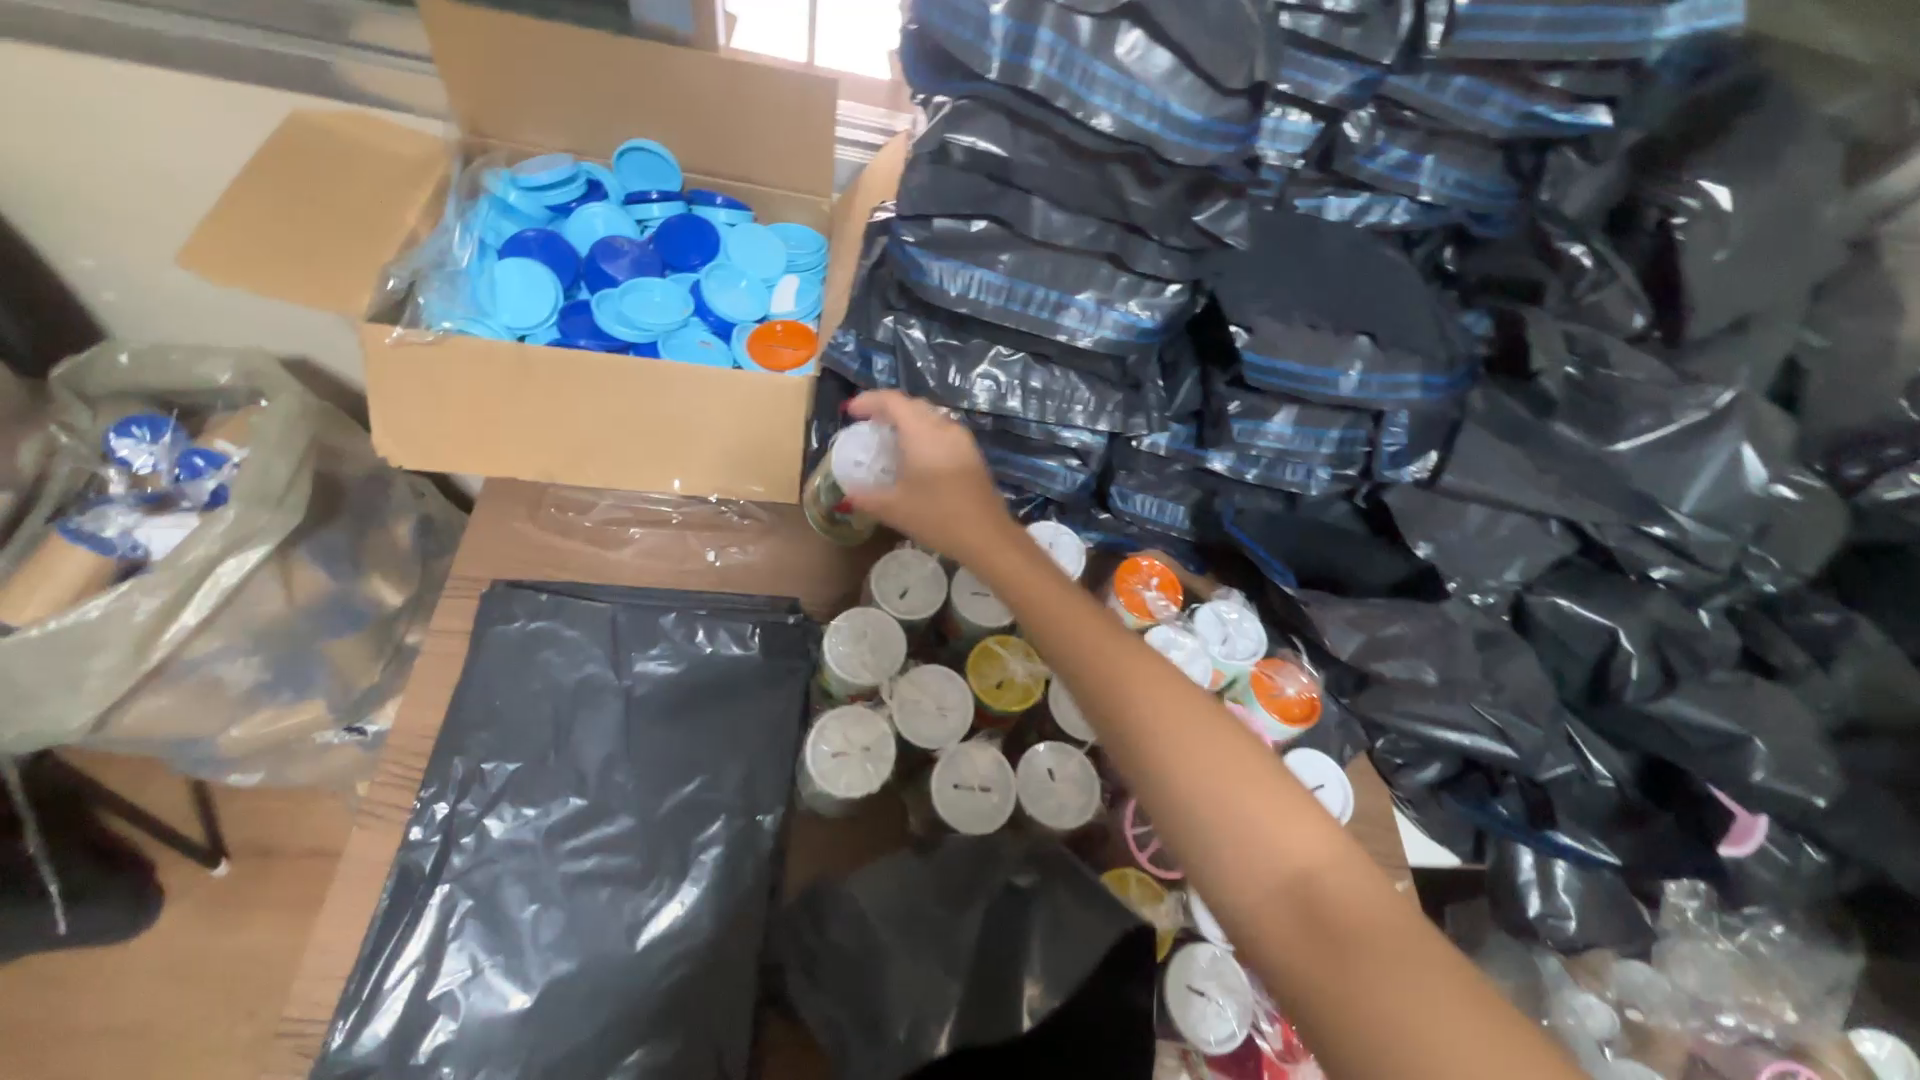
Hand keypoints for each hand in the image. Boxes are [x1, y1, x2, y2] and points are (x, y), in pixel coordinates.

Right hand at [844, 390, 1016, 563]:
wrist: (986, 536)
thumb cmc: (937, 517)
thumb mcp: (893, 509)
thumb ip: (866, 497)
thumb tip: (848, 493)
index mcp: (921, 432)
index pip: (892, 400)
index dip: (869, 400)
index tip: (851, 412)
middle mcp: (943, 427)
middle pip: (913, 405)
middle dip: (888, 409)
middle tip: (869, 424)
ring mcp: (962, 440)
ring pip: (931, 417)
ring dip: (909, 422)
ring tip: (891, 439)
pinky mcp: (973, 454)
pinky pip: (943, 432)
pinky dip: (925, 435)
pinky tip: (916, 457)